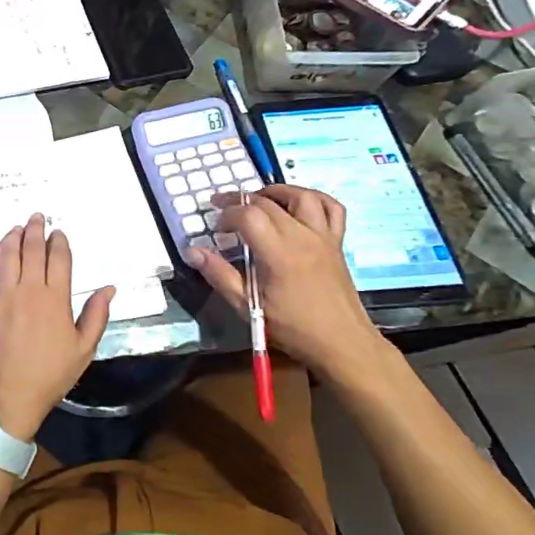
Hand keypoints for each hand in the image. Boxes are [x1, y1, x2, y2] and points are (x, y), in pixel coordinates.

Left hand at [0, 214, 113, 441]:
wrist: (10, 396)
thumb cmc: (51, 374)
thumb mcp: (84, 349)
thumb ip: (97, 315)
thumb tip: (109, 289)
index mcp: (56, 299)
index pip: (58, 258)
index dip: (59, 241)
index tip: (59, 232)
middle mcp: (28, 290)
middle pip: (31, 249)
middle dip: (35, 229)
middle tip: (37, 217)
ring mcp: (2, 296)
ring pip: (6, 255)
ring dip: (12, 237)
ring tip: (17, 227)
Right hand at [185, 185, 388, 379]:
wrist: (341, 342)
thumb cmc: (294, 329)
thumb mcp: (249, 308)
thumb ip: (220, 276)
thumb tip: (193, 252)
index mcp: (279, 254)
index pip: (249, 215)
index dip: (228, 214)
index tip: (216, 228)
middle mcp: (303, 237)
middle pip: (270, 202)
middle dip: (242, 200)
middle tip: (224, 208)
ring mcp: (323, 237)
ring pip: (303, 196)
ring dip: (278, 191)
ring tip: (259, 199)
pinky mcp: (337, 243)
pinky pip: (332, 209)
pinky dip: (315, 199)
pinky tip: (300, 205)